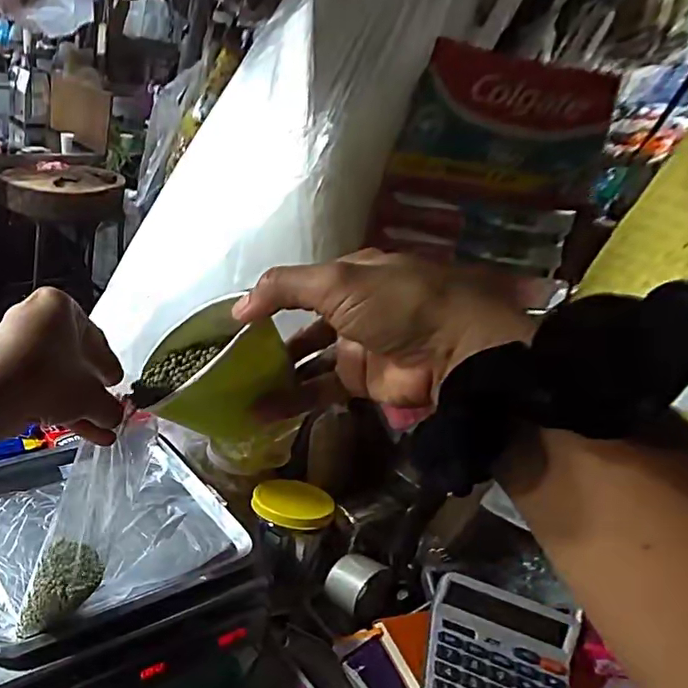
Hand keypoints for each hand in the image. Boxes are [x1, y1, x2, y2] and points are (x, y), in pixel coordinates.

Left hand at [0, 287, 125, 443]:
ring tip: (92, 426)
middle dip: (89, 390)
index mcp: (58, 305)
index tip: (114, 382)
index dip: (108, 366)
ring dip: (74, 404)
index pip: (95, 338)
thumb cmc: (40, 378)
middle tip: (103, 405)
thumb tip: (111, 414)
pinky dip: (52, 405)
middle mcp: (32, 317)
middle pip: (72, 359)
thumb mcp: (91, 396)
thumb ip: (109, 406)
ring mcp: (12, 344)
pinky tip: (70, 426)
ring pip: (53, 377)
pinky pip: (34, 386)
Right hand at [234, 250, 535, 421]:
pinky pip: (317, 390)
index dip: (270, 300)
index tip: (236, 321)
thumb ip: (285, 289)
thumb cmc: (397, 304)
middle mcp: (352, 309)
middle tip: (233, 358)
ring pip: (306, 360)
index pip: (302, 285)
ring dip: (275, 374)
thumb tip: (238, 309)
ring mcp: (356, 346)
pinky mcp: (360, 381)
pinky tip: (261, 411)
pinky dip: (290, 401)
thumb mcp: (338, 281)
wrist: (454, 351)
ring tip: (238, 387)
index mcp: (351, 276)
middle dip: (269, 340)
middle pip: (301, 324)